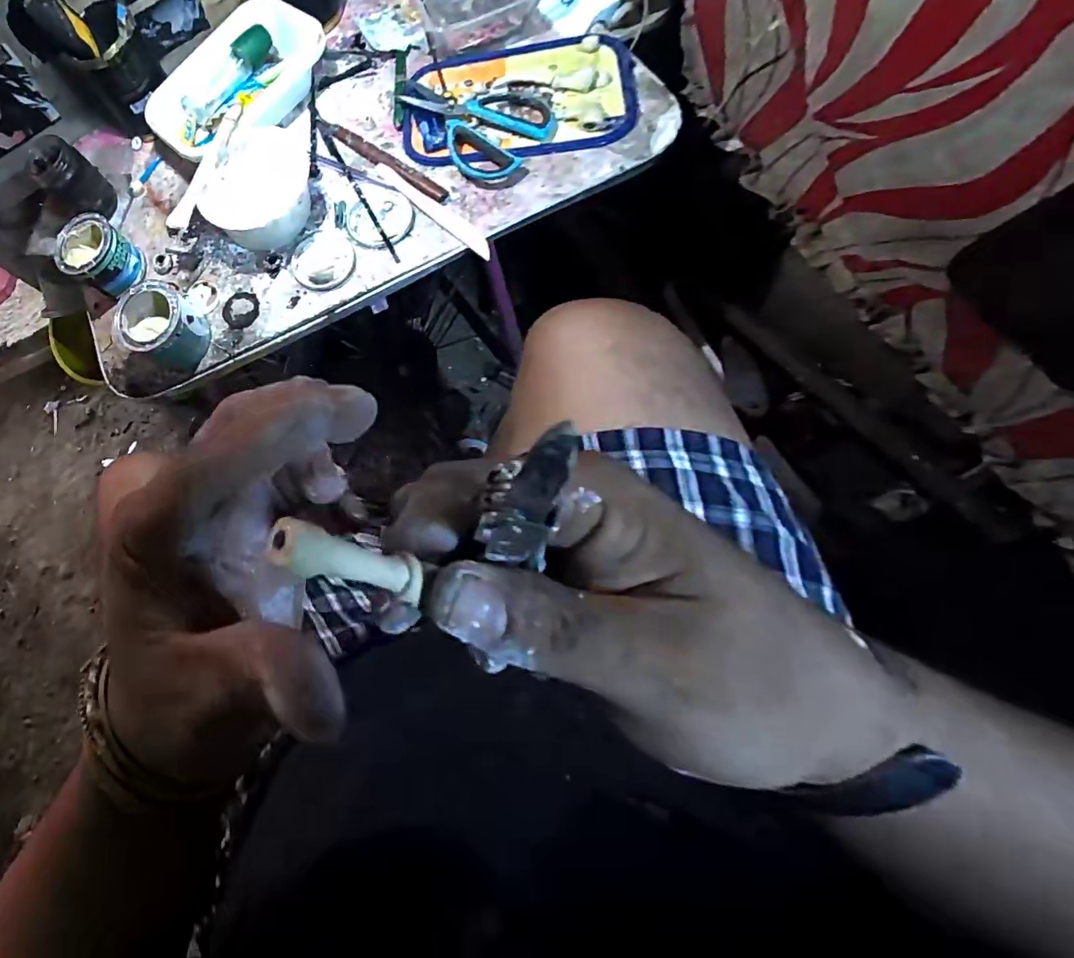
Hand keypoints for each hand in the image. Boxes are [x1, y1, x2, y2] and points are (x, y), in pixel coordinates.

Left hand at [95, 378, 376, 789]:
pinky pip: (258, 460)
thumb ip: (264, 680)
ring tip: (341, 482)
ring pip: (247, 434)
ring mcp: (182, 497)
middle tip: (361, 412)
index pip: (210, 460)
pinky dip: (300, 461)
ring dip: (303, 438)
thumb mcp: (214, 698)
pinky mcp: (208, 507)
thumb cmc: (173, 703)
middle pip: (230, 428)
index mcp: (144, 530)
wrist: (155, 709)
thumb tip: (326, 702)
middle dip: (297, 413)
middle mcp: (156, 497)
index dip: (280, 428)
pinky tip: (327, 489)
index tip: (351, 408)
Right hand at [384, 451, 918, 788]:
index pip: (476, 483)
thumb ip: (546, 624)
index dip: (425, 523)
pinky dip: (438, 591)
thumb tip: (442, 594)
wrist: (816, 724)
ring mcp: (542, 531)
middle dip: (408, 549)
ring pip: (447, 531)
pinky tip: (432, 626)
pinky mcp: (536, 567)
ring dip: (417, 573)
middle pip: (448, 500)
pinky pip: (465, 563)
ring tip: (403, 624)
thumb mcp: (654, 666)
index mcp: (590, 492)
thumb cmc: (754, 686)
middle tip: (392, 614)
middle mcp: (554, 496)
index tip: (396, 583)